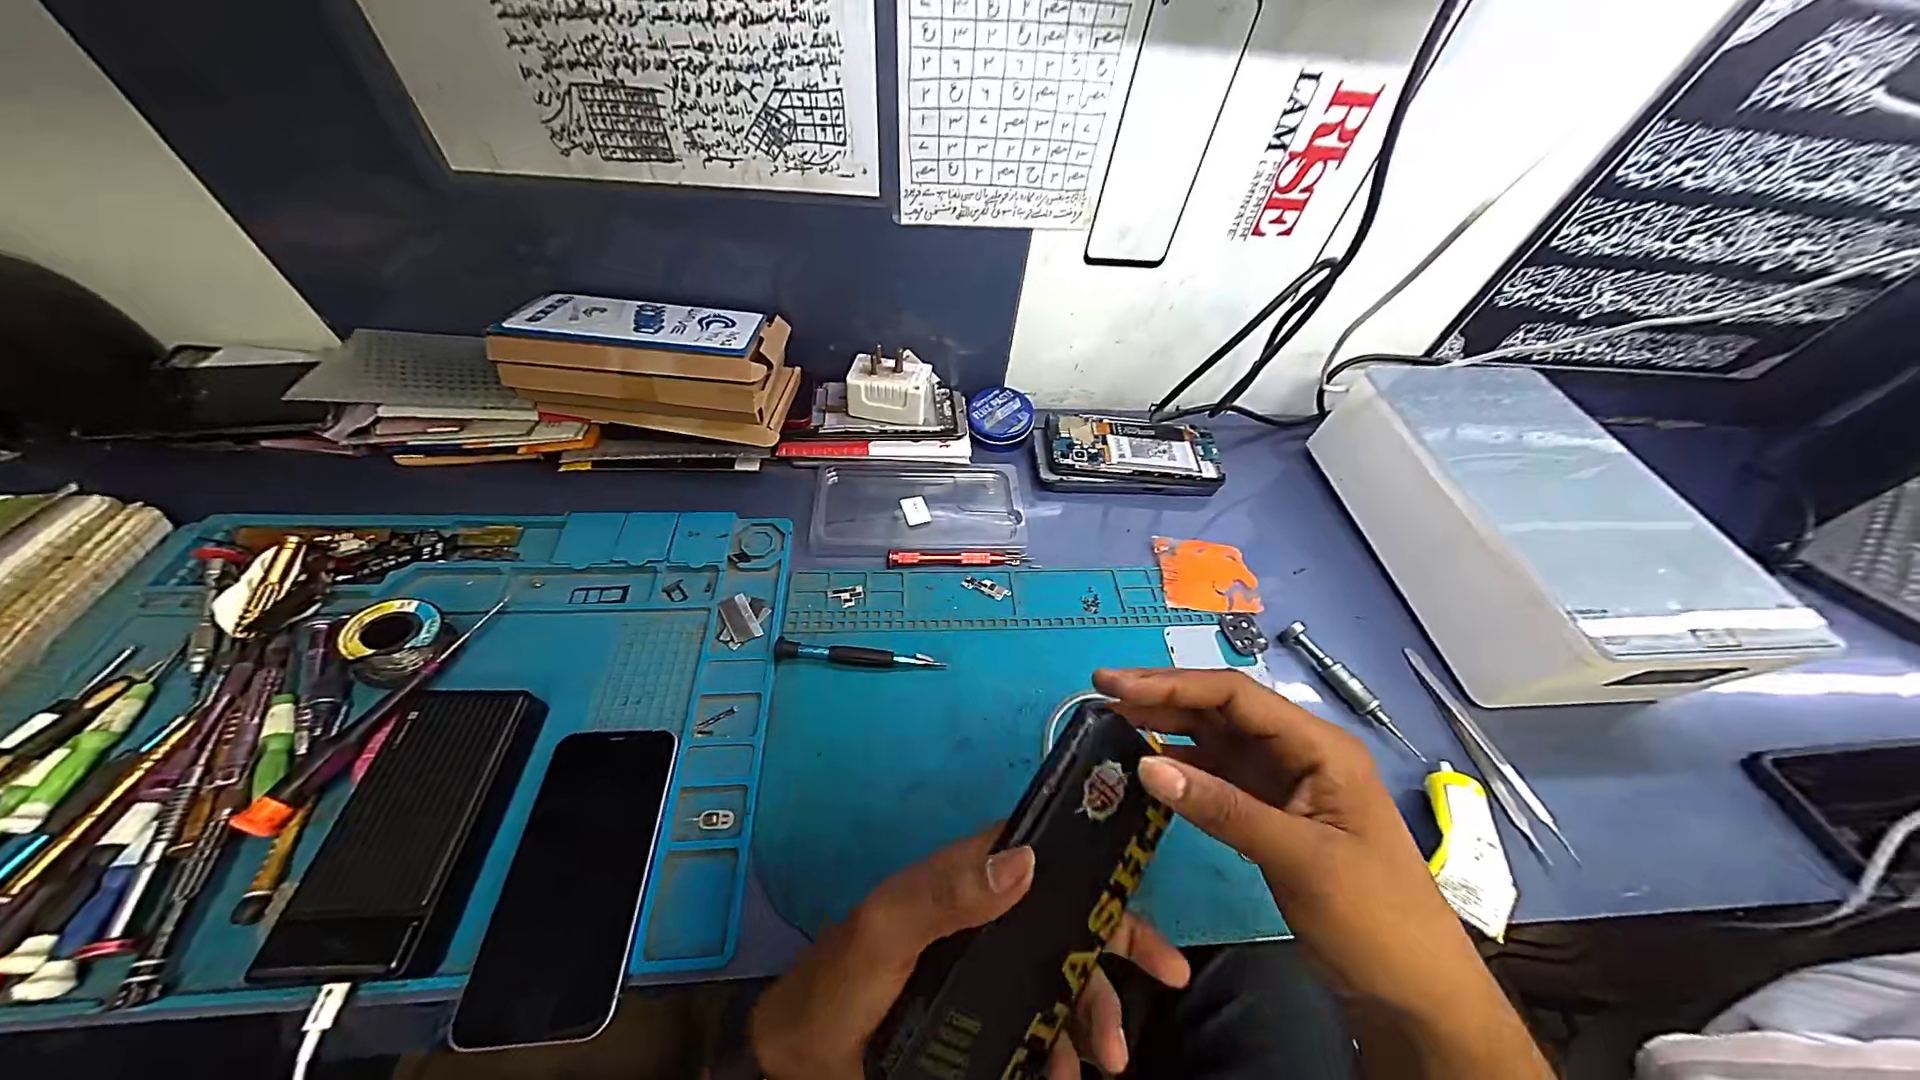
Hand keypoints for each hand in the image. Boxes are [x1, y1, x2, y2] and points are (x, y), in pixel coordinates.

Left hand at [749, 826, 1189, 1079]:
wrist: (803, 1058)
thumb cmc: (843, 980)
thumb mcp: (886, 929)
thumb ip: (944, 892)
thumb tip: (1027, 859)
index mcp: (968, 879)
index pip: (1040, 855)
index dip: (1095, 869)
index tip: (1143, 900)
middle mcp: (986, 913)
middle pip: (1066, 919)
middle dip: (1112, 951)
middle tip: (1160, 985)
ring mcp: (987, 964)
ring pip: (1060, 973)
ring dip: (1093, 1009)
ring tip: (1106, 1059)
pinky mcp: (984, 1012)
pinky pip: (1040, 1021)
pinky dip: (1063, 1046)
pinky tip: (1066, 1073)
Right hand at [1091, 669, 1507, 1027]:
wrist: (1414, 992)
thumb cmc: (1374, 917)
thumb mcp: (1299, 859)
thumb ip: (1221, 808)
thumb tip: (1146, 765)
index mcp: (1317, 746)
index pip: (1234, 696)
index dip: (1171, 684)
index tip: (1116, 683)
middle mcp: (1295, 750)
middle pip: (1219, 709)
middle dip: (1161, 697)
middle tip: (1102, 694)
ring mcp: (1279, 779)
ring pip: (1211, 738)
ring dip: (1164, 727)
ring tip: (1111, 720)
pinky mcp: (1265, 807)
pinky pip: (1212, 774)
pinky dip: (1177, 767)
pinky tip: (1146, 765)